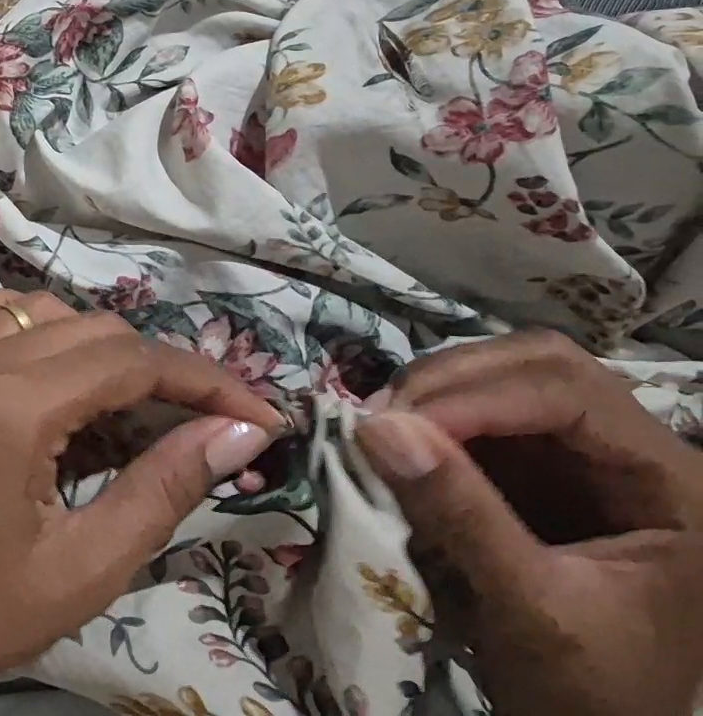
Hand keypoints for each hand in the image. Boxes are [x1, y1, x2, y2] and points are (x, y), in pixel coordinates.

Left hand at [0, 291, 284, 715]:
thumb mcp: (81, 567)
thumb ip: (162, 489)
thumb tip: (236, 431)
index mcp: (14, 404)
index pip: (133, 361)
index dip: (208, 381)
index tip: (261, 415)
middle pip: (92, 330)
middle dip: (158, 368)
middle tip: (201, 423)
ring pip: (37, 311)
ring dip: (94, 345)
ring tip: (127, 404)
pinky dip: (24, 322)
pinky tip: (44, 361)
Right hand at [356, 331, 702, 715]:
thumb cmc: (592, 686)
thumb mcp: (532, 609)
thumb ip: (461, 515)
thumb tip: (375, 427)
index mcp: (674, 486)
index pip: (570, 392)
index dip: (476, 393)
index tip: (392, 423)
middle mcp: (636, 455)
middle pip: (542, 363)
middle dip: (452, 377)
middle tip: (382, 416)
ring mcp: (584, 460)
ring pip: (504, 377)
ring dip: (434, 391)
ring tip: (380, 428)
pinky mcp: (536, 472)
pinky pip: (478, 415)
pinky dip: (428, 417)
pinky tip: (394, 441)